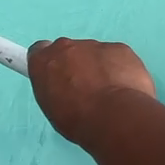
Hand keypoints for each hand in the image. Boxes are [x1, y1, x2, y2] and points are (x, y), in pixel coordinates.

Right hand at [26, 38, 157, 144]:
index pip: (40, 52)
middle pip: (69, 51)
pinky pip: (118, 57)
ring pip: (95, 54)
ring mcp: (94, 45)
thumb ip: (52, 87)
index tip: (57, 77)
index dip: (51, 65)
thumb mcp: (50, 106)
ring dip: (100, 68)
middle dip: (76, 65)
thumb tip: (61, 88)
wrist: (114, 116)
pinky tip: (124, 88)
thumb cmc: (76, 119)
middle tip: (85, 89)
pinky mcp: (120, 48)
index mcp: (42, 60)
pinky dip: (121, 69)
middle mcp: (64, 46)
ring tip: (109, 94)